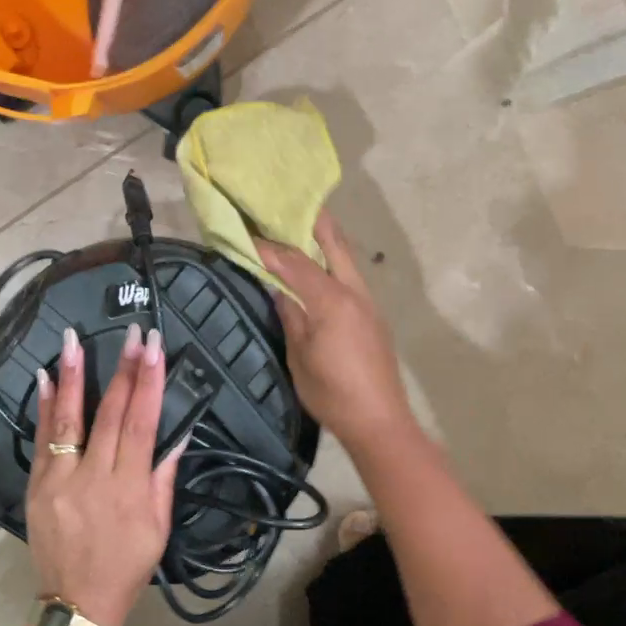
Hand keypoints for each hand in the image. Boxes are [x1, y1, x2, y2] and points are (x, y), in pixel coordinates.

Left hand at [27, 322, 186, 625]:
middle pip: (111, 414)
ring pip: (69, 421)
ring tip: (73, 339)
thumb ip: (163, 479)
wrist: (77, 602)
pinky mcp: (37, 488)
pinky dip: (44, 409)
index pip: (142, 424)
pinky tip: (46, 378)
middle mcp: (95, 478)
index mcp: (130, 489)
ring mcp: (61, 482)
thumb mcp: (158, 529)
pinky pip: (42, 442)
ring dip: (72, 377)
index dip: (149, 382)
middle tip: (130, 331)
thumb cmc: (127, 567)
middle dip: (122, 370)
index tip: (153, 347)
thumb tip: (175, 435)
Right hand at [255, 212, 414, 444]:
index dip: (270, 246)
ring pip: (345, 258)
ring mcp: (368, 303)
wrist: (378, 420)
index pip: (296, 262)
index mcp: (331, 301)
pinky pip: (349, 278)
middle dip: (310, 220)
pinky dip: (331, 264)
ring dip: (322, 241)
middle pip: (333, 242)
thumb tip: (280, 291)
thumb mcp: (300, 357)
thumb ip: (291, 318)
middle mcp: (354, 292)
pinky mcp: (373, 317)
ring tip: (297, 231)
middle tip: (284, 206)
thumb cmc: (332, 394)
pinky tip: (316, 271)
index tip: (247, 231)